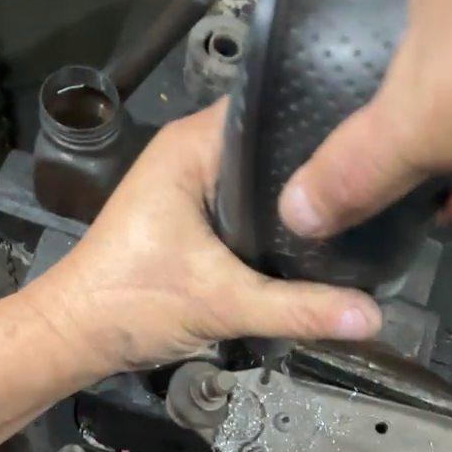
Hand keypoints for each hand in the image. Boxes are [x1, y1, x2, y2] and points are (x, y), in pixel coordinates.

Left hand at [30, 104, 382, 370]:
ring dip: (299, 208)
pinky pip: (249, 215)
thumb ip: (299, 309)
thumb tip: (373, 318)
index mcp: (192, 146)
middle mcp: (194, 155)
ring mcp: (193, 189)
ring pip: (263, 188)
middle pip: (273, 153)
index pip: (272, 113)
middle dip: (317, 177)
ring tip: (358, 216)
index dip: (322, 132)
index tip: (370, 152)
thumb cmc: (131, 302)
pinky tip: (318, 246)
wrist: (77, 338)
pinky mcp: (195, 222)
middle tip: (374, 193)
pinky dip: (277, 232)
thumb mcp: (222, 304)